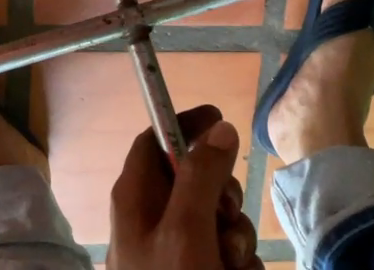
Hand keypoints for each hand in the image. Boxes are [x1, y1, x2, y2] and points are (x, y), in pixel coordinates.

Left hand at [109, 104, 262, 269]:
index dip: (184, 123)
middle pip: (194, 180)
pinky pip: (226, 251)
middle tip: (229, 213)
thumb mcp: (185, 231)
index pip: (155, 140)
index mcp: (134, 198)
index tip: (219, 117)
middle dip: (223, 194)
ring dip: (236, 235)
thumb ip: (202, 178)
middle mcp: (151, 219)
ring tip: (232, 261)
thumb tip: (221, 127)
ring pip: (217, 219)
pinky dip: (239, 260)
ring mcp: (174, 250)